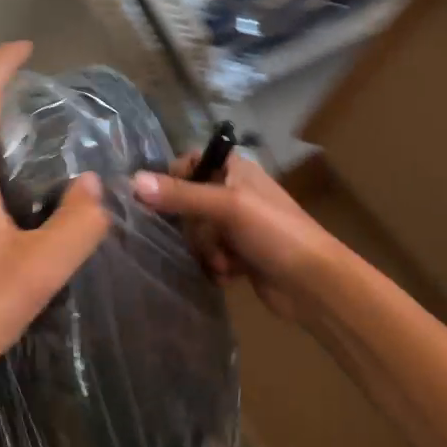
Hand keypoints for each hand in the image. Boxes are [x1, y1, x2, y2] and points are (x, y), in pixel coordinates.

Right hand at [134, 153, 343, 321]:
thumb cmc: (274, 232)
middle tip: (209, 238)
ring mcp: (237, 226)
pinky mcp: (240, 255)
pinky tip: (230, 275)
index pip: (190, 162)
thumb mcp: (226, 206)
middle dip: (195, 228)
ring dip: (206, 251)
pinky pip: (210, 256)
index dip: (174, 178)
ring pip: (197, 233)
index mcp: (235, 170)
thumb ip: (180, 194)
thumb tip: (133, 181)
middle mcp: (234, 193)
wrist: (313, 284)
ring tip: (225, 262)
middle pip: (188, 203)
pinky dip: (216, 266)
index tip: (164, 199)